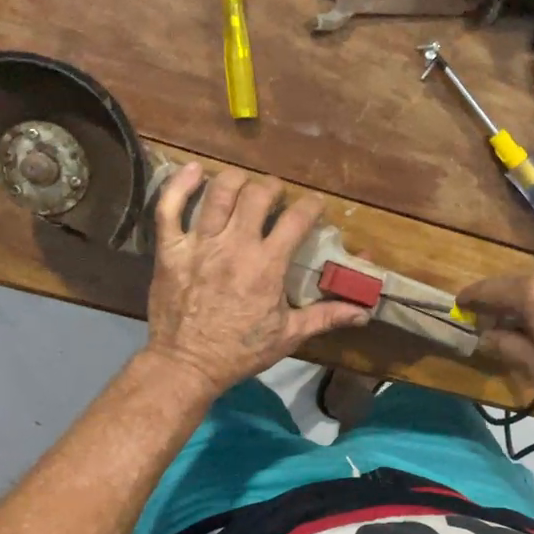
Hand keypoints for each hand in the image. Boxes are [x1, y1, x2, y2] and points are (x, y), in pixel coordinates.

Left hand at [144, 164, 368, 395]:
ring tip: (243, 183)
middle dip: (272, 187)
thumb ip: (326, 316)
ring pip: (218, 193)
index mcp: (267, 266)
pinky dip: (180, 184)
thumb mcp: (289, 335)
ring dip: (235, 180)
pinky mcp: (170, 249)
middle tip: (275, 194)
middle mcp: (235, 246)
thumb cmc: (241, 351)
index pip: (296, 219)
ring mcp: (199, 244)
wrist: (188, 364)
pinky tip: (193, 170)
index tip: (314, 206)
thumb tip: (364, 312)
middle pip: (257, 195)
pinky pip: (170, 207)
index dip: (310, 206)